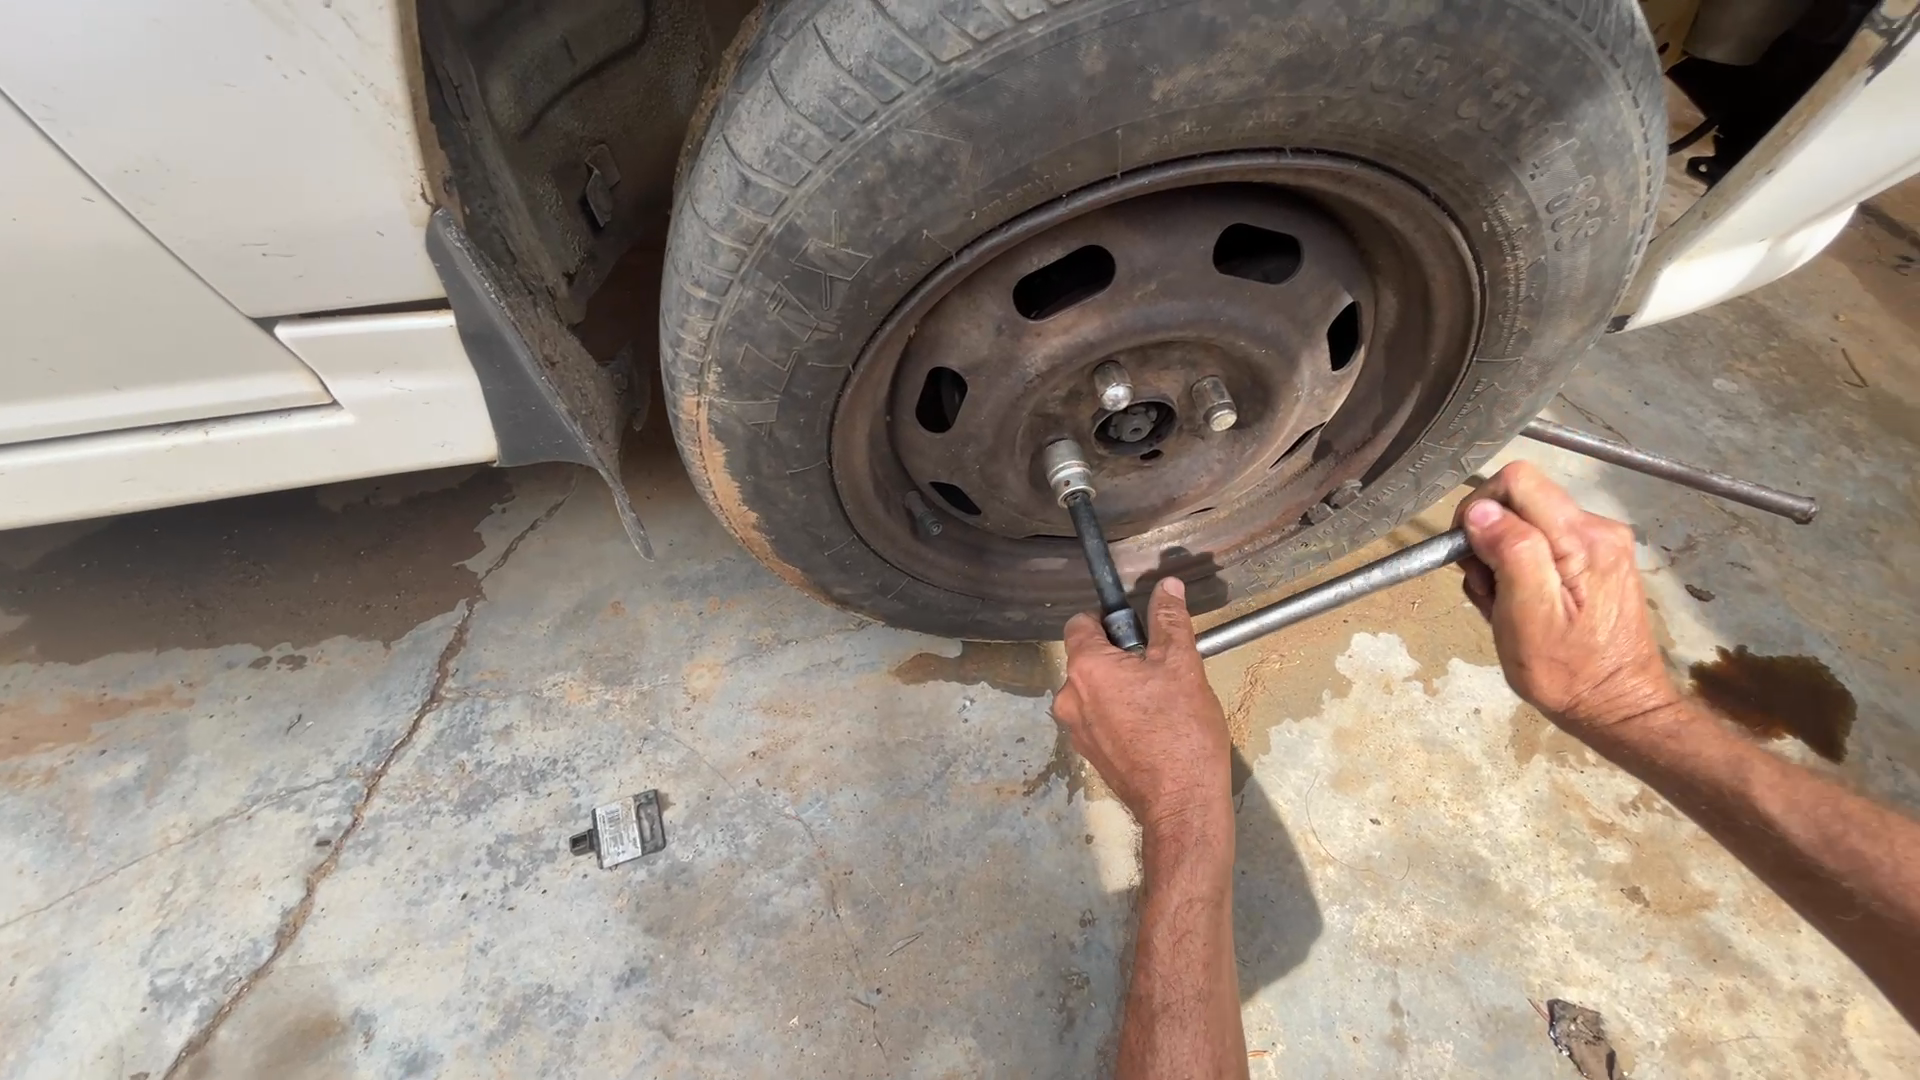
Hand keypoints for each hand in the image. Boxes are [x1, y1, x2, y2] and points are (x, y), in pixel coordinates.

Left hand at [1051, 578, 1233, 836]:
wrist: (1182, 805)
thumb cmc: (1182, 731)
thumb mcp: (1182, 666)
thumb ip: (1169, 621)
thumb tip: (1168, 586)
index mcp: (1085, 668)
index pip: (1080, 623)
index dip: (1107, 619)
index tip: (1136, 629)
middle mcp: (1068, 697)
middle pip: (1086, 657)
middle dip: (1118, 655)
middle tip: (1158, 668)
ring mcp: (1075, 728)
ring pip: (1093, 689)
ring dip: (1119, 686)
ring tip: (1159, 701)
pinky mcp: (1088, 753)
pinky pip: (1097, 717)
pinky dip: (1118, 713)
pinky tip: (1152, 727)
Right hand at [1455, 462, 1681, 738]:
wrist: (1616, 708)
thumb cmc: (1566, 670)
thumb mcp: (1526, 614)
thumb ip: (1511, 552)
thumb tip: (1480, 510)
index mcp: (1582, 539)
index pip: (1516, 481)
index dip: (1478, 508)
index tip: (1467, 550)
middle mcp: (1596, 530)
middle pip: (1517, 500)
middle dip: (1485, 538)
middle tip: (1487, 587)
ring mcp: (1598, 545)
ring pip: (1521, 524)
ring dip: (1496, 559)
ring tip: (1502, 603)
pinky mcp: (1593, 561)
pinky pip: (1536, 544)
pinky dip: (1513, 569)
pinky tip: (1518, 603)